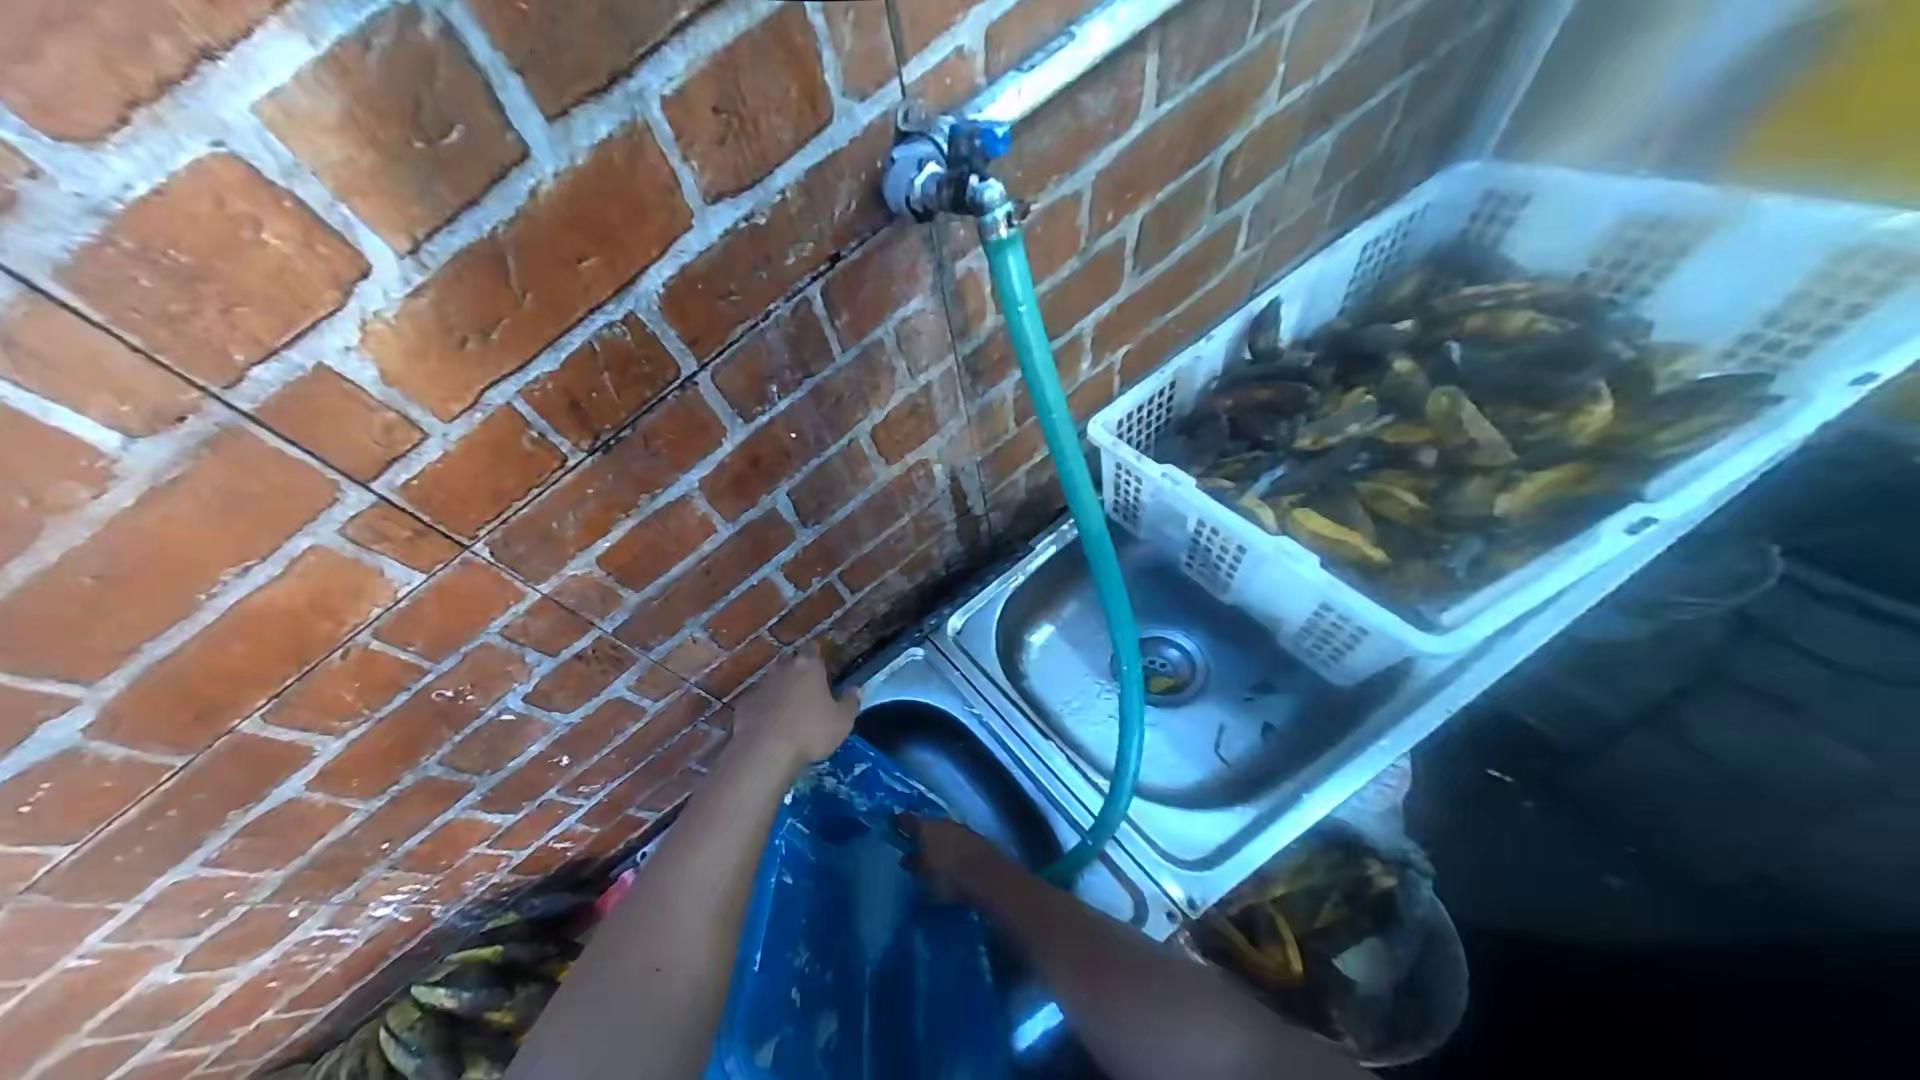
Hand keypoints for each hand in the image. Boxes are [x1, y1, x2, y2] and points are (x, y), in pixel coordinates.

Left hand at [729, 646, 857, 769]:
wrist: (765, 751)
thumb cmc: (810, 731)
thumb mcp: (842, 722)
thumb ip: (851, 703)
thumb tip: (856, 689)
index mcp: (809, 667)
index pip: (812, 649)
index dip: (816, 655)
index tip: (821, 664)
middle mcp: (783, 670)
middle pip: (790, 662)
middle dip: (797, 671)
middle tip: (807, 688)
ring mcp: (761, 686)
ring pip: (772, 682)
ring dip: (780, 691)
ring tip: (788, 710)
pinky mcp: (744, 704)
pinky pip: (758, 701)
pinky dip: (763, 708)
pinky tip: (769, 725)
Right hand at [896, 815, 1027, 903]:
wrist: (987, 876)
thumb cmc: (948, 876)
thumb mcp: (924, 876)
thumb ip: (914, 865)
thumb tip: (906, 858)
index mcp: (925, 827)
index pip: (907, 820)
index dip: (899, 822)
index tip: (893, 824)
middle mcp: (943, 822)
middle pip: (928, 824)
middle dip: (922, 833)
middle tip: (914, 843)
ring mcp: (962, 828)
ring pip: (945, 831)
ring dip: (940, 839)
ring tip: (934, 853)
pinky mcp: (977, 838)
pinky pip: (959, 839)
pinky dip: (954, 846)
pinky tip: (953, 857)